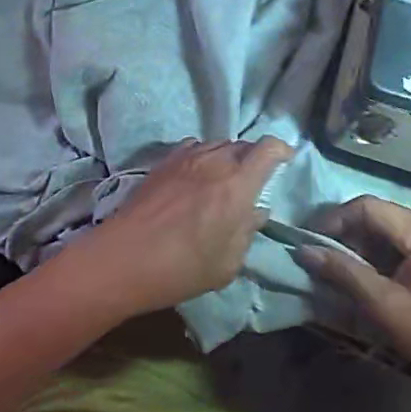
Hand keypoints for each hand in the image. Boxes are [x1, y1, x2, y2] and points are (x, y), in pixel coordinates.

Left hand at [65, 137, 294, 315]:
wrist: (124, 257)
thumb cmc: (183, 267)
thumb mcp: (228, 263)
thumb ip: (247, 232)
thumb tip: (256, 211)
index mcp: (238, 184)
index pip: (268, 149)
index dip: (281, 149)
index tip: (286, 159)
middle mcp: (214, 162)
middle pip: (242, 144)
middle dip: (254, 156)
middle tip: (254, 178)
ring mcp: (184, 159)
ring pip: (216, 144)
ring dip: (227, 156)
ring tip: (225, 177)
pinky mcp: (161, 163)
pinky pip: (191, 148)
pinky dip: (202, 156)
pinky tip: (196, 175)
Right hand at [303, 195, 410, 396]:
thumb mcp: (384, 304)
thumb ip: (344, 272)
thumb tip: (304, 251)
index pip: (369, 208)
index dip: (334, 219)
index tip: (309, 239)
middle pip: (378, 215)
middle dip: (345, 232)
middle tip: (318, 253)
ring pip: (387, 229)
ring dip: (359, 244)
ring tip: (336, 266)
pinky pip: (400, 243)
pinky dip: (377, 254)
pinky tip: (363, 274)